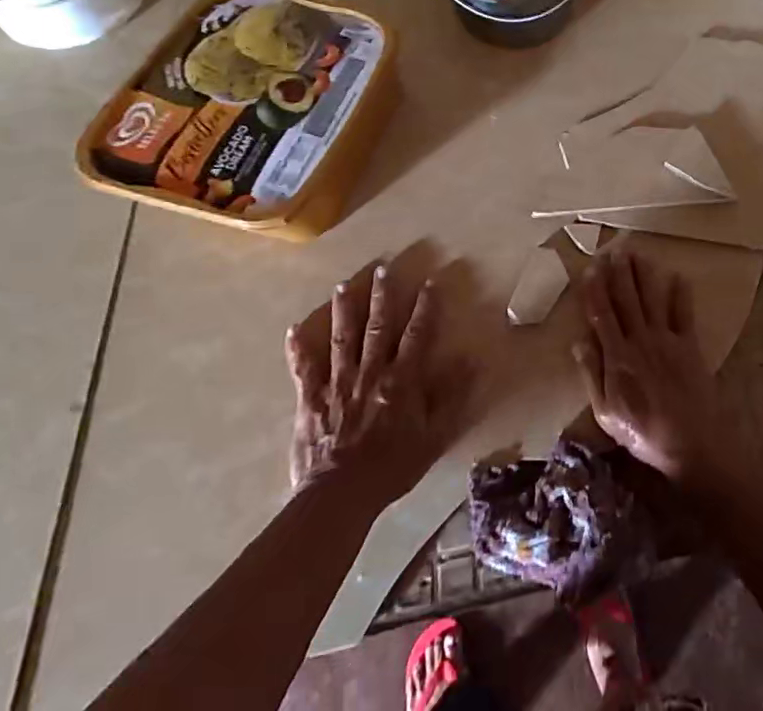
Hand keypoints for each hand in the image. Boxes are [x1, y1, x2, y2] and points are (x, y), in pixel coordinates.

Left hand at [285, 265, 470, 505]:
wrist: (341, 494)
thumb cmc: (393, 466)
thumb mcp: (435, 435)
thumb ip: (452, 396)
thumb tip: (469, 360)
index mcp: (401, 380)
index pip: (417, 334)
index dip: (425, 307)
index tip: (430, 282)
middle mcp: (370, 372)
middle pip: (377, 326)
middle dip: (382, 296)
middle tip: (383, 268)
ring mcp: (337, 383)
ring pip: (341, 338)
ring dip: (343, 310)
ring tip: (343, 285)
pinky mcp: (310, 398)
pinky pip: (303, 369)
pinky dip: (298, 349)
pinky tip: (293, 329)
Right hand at [571, 250, 741, 483]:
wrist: (692, 442)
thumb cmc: (643, 432)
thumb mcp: (606, 412)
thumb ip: (592, 374)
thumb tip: (578, 341)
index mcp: (617, 356)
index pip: (602, 314)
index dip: (596, 289)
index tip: (591, 267)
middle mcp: (641, 340)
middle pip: (627, 300)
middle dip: (619, 273)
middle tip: (614, 249)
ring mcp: (667, 341)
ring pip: (652, 300)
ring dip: (644, 275)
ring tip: (638, 254)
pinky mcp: (690, 347)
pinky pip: (684, 315)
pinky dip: (681, 295)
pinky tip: (678, 276)